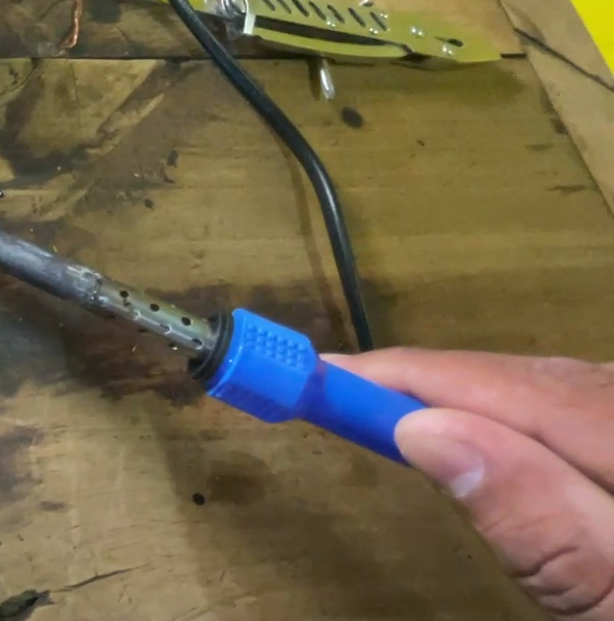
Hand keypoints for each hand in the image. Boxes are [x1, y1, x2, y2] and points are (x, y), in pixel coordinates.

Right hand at [330, 349, 613, 617]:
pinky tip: (504, 437)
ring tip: (410, 414)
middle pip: (556, 383)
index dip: (412, 374)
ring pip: (583, 392)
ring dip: (486, 400)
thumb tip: (419, 428)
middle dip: (444, 385)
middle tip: (348, 398)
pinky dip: (540, 417)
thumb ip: (549, 530)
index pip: (527, 390)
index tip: (316, 372)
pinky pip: (605, 411)